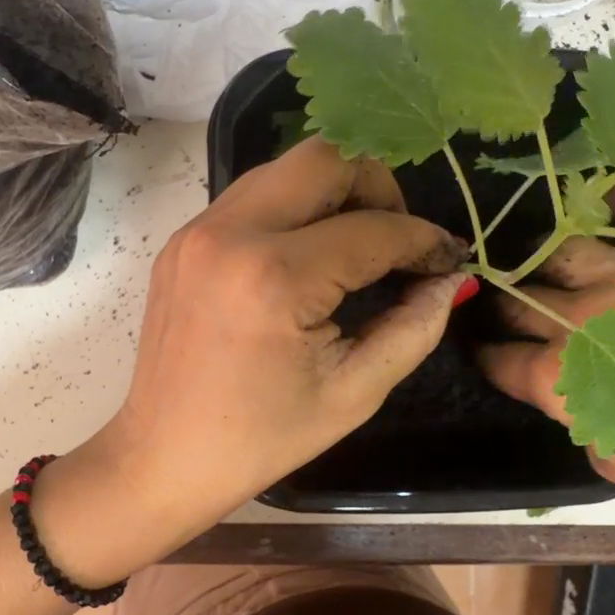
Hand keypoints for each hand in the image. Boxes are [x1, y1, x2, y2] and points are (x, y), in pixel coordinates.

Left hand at [81, 137, 470, 548]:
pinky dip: (291, 209)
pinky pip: (251, 197)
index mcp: (274, 277)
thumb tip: (450, 277)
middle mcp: (230, 233)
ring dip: (333, 192)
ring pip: (284, 169)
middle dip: (379, 187)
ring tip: (357, 245)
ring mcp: (197, 231)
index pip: (373, 229)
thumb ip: (413, 327)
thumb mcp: (353, 394)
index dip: (424, 240)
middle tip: (397, 240)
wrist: (164, 456)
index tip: (449, 258)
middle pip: (325, 158)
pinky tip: (307, 256)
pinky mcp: (181, 241)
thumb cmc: (261, 439)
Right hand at [477, 180, 614, 537]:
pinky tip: (613, 209)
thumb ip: (578, 418)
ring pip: (562, 248)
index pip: (499, 360)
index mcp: (561, 379)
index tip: (490, 358)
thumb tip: (568, 385)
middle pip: (518, 300)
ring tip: (551, 269)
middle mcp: (584, 318)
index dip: (488, 359)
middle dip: (504, 310)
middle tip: (511, 317)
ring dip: (544, 261)